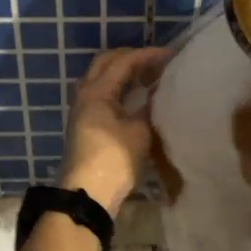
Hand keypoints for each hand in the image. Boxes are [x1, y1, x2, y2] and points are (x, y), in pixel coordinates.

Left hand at [59, 46, 169, 215]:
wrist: (87, 195)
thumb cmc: (114, 160)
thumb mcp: (140, 131)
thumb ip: (148, 106)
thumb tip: (156, 92)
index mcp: (97, 91)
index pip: (123, 62)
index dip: (147, 55)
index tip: (169, 55)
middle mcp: (85, 94)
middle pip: (105, 63)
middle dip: (130, 58)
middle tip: (155, 61)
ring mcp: (81, 109)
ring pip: (101, 78)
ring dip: (122, 72)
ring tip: (147, 76)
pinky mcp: (83, 123)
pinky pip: (100, 92)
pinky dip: (117, 87)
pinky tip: (134, 96)